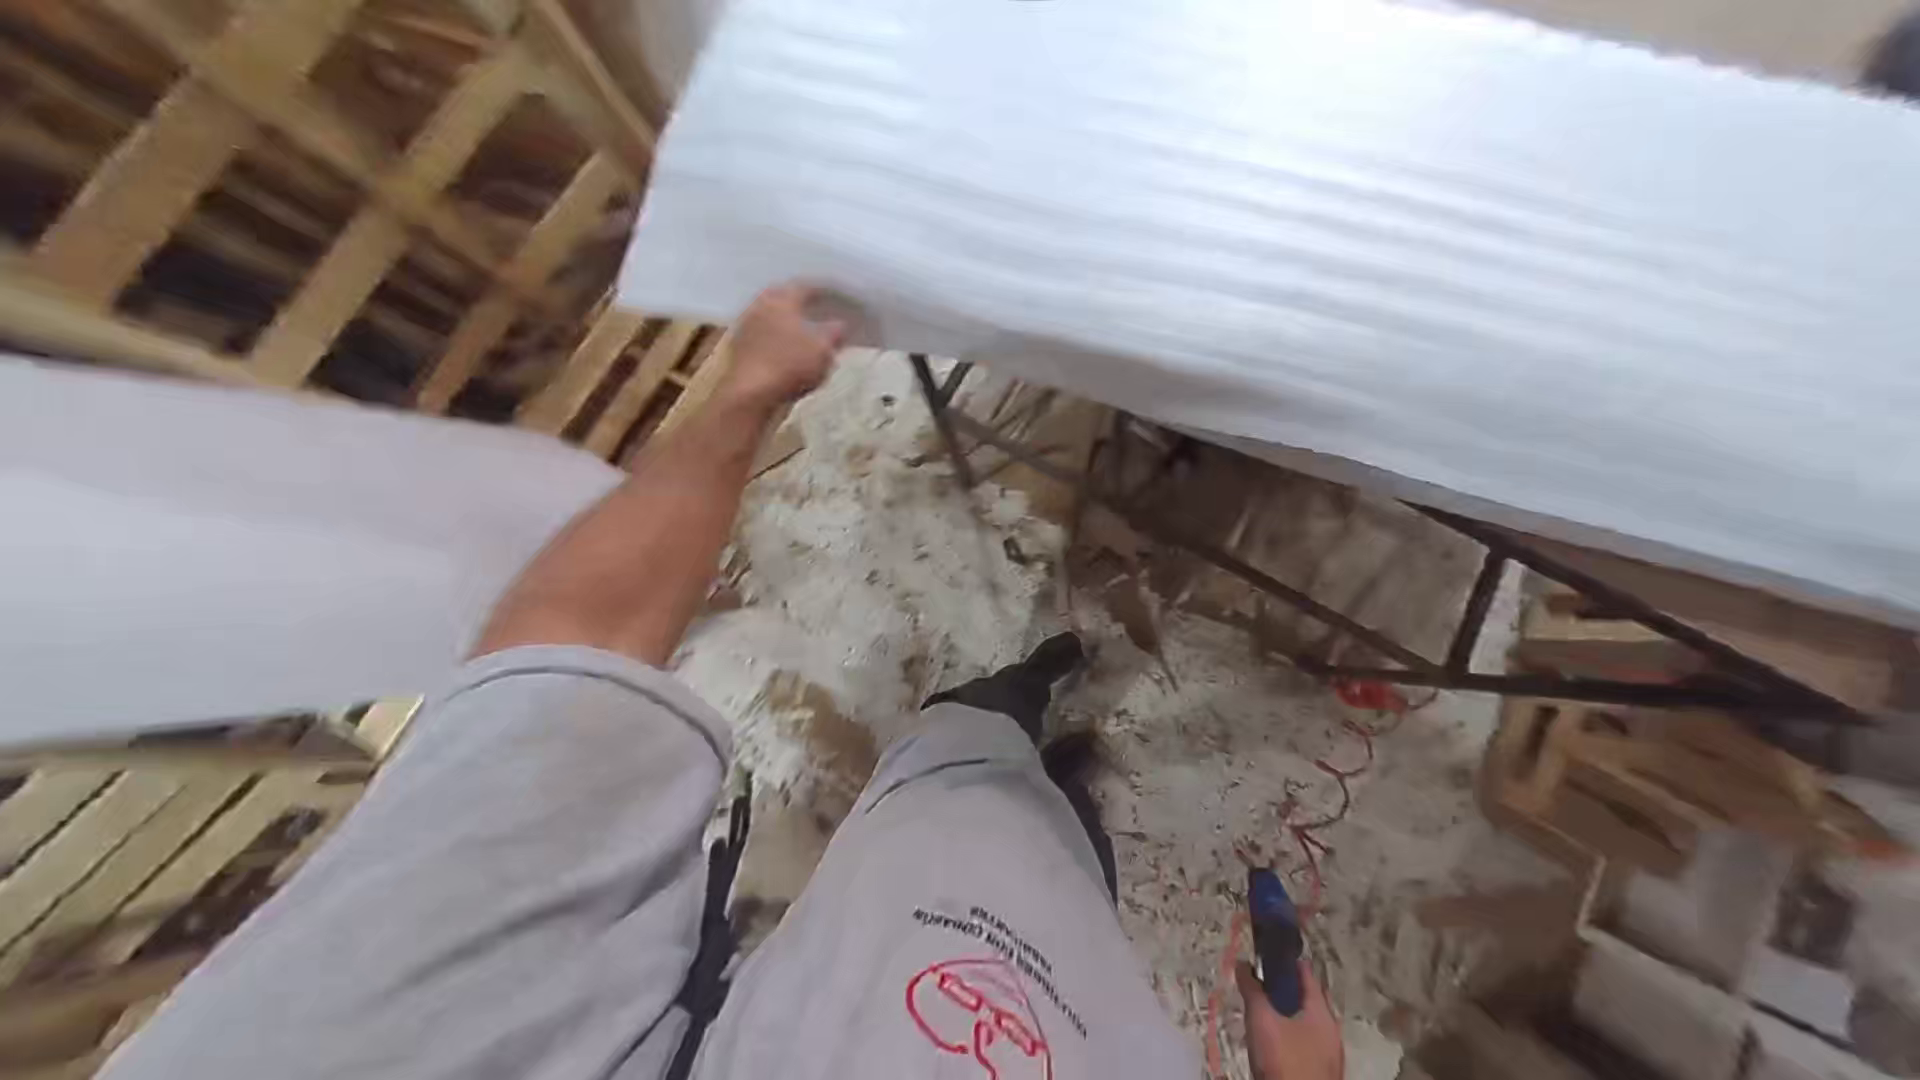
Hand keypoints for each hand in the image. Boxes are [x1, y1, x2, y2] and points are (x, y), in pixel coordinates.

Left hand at [720, 283, 846, 408]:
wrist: (751, 394)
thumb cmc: (791, 364)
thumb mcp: (824, 348)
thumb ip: (835, 332)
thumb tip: (840, 324)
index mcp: (782, 298)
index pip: (805, 287)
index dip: (823, 292)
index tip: (837, 299)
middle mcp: (760, 305)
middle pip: (784, 299)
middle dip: (801, 305)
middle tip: (819, 312)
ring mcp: (746, 327)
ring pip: (771, 317)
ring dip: (787, 323)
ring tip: (804, 333)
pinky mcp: (739, 349)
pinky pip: (762, 336)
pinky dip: (776, 340)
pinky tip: (785, 352)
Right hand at [1236, 960, 1343, 1079]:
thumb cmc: (1283, 1059)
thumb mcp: (1260, 1017)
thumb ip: (1251, 987)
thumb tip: (1242, 964)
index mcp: (1322, 1013)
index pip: (1304, 971)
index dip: (1282, 957)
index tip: (1261, 950)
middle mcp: (1330, 1031)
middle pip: (1302, 996)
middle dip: (1278, 986)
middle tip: (1254, 983)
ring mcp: (1327, 1054)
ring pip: (1301, 1019)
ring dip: (1279, 1010)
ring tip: (1256, 1010)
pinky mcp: (1318, 1071)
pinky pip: (1300, 1039)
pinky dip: (1284, 1030)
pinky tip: (1267, 1038)